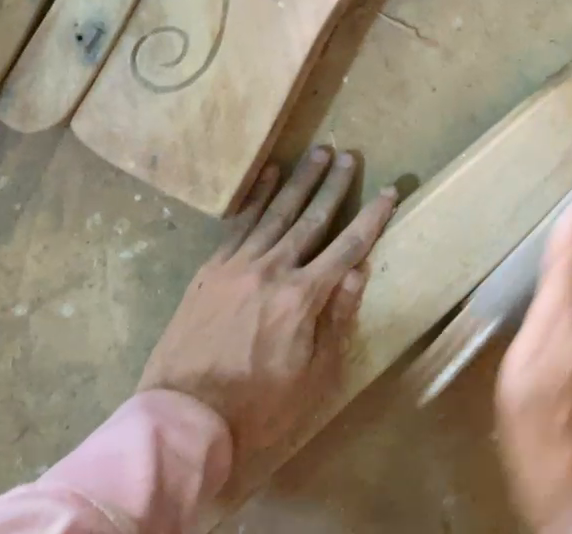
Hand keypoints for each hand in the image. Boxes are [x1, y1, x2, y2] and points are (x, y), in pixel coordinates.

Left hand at [138, 147, 397, 458]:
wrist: (182, 419)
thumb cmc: (258, 405)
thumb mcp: (312, 374)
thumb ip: (336, 317)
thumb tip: (359, 269)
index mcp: (302, 297)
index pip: (348, 247)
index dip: (372, 218)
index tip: (389, 192)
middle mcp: (272, 270)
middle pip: (312, 218)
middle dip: (334, 184)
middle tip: (350, 154)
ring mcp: (237, 266)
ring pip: (276, 212)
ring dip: (300, 180)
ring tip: (318, 152)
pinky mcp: (210, 271)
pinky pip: (239, 224)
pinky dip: (256, 197)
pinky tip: (268, 176)